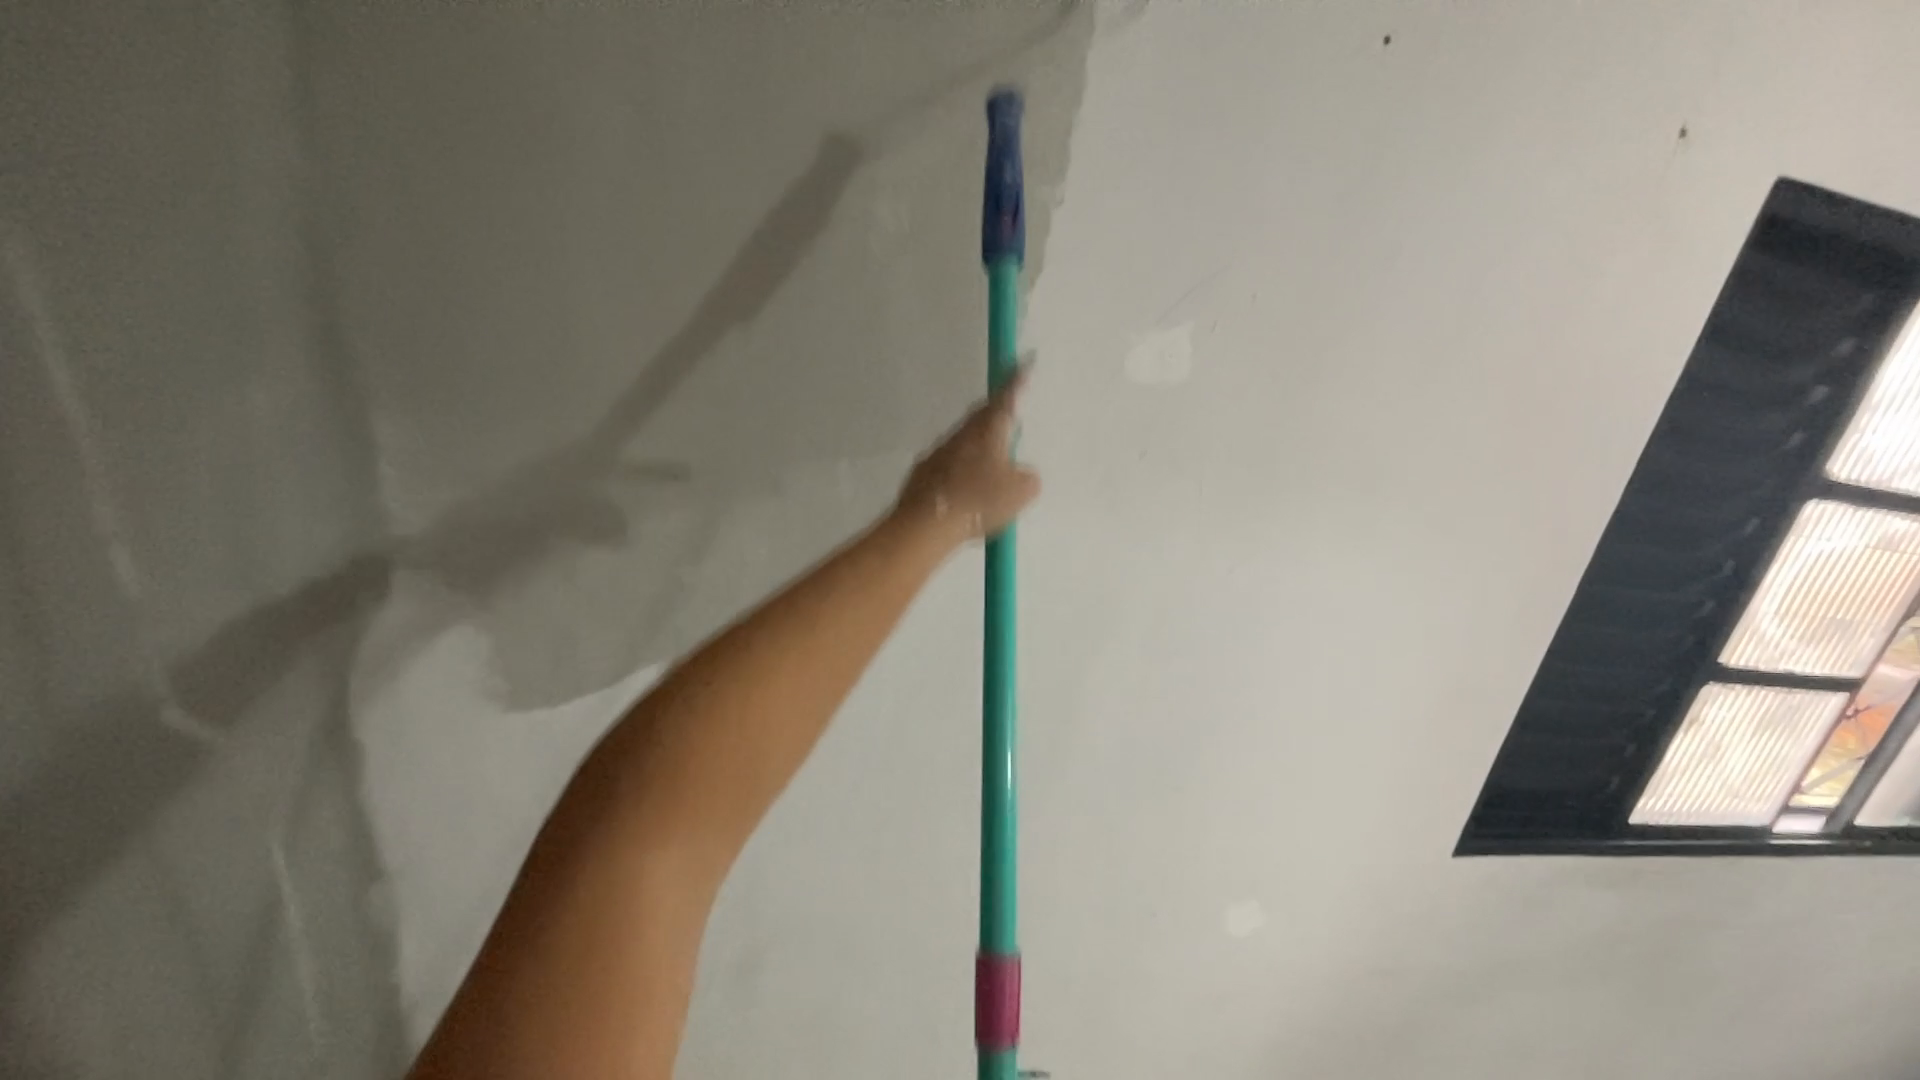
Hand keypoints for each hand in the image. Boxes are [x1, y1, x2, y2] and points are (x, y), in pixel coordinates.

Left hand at [895, 368, 1040, 543]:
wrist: (927, 524)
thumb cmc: (979, 502)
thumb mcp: (1021, 492)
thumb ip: (1027, 478)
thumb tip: (1021, 474)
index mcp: (988, 431)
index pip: (1006, 398)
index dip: (1018, 380)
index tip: (1025, 361)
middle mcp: (961, 435)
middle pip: (980, 417)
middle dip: (996, 415)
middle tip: (1008, 418)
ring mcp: (938, 453)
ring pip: (963, 442)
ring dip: (977, 448)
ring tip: (990, 466)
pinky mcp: (922, 473)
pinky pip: (948, 465)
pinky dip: (960, 471)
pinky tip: (965, 491)